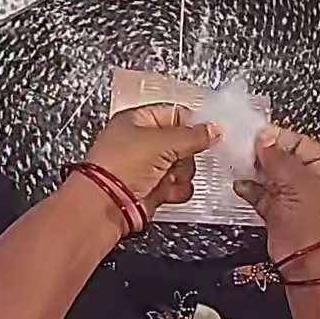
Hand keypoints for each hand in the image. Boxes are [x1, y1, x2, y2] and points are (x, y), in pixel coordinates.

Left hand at [82, 104, 219, 212]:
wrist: (105, 205)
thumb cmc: (120, 166)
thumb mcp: (162, 142)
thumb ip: (193, 135)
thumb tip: (214, 130)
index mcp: (138, 121)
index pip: (175, 114)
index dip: (192, 123)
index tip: (208, 133)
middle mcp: (142, 142)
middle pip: (182, 143)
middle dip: (186, 154)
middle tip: (180, 158)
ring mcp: (147, 167)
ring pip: (183, 166)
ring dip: (182, 173)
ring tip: (169, 177)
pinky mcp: (152, 189)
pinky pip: (178, 185)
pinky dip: (177, 189)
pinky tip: (167, 191)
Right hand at [233, 126, 319, 271]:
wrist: (311, 265)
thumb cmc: (318, 227)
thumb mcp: (298, 182)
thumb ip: (278, 158)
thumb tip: (265, 139)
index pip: (302, 144)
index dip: (280, 138)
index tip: (259, 135)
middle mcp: (313, 183)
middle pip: (285, 160)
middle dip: (265, 154)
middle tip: (246, 148)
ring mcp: (296, 200)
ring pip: (271, 177)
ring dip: (255, 171)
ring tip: (240, 163)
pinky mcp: (280, 214)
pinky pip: (262, 196)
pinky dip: (251, 189)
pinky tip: (241, 184)